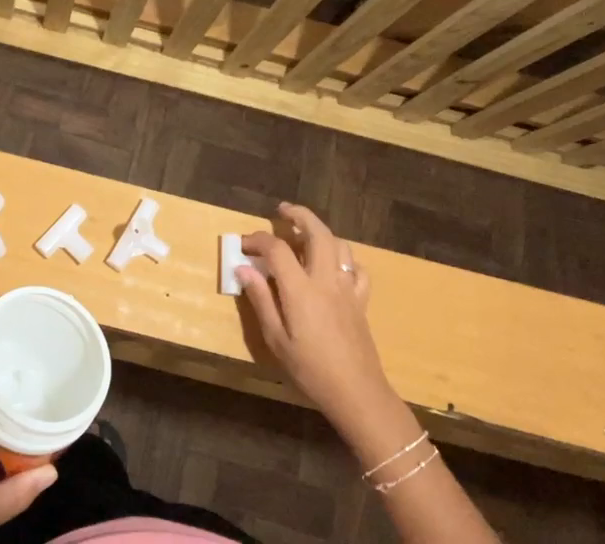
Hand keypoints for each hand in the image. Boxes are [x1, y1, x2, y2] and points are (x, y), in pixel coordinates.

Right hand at [238, 203, 397, 434]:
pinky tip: (335, 267)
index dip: (258, 240)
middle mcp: (326, 280)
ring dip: (322, 233)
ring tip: (305, 235)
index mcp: (301, 289)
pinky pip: (357, 269)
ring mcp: (347, 288)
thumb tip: (244, 269)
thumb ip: (261, 300)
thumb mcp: (276, 339)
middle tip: (283, 211)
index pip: (277, 249)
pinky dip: (345, 259)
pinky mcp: (361, 301)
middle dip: (299, 215)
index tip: (244, 244)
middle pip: (317, 232)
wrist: (357, 392)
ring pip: (340, 245)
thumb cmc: (310, 369)